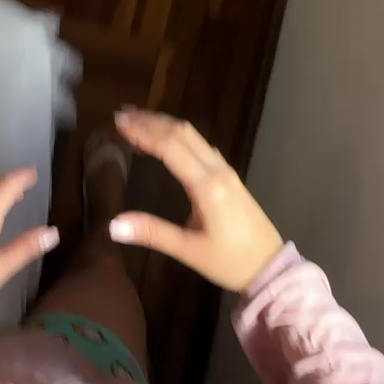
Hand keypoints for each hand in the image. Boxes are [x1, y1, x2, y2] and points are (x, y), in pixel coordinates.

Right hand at [108, 109, 284, 292]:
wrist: (270, 268)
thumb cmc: (230, 261)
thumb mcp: (188, 250)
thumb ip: (152, 233)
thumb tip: (113, 225)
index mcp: (206, 186)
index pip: (170, 147)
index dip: (143, 132)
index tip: (119, 123)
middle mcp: (217, 170)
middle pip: (182, 133)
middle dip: (151, 121)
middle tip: (121, 116)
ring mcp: (225, 171)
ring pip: (193, 136)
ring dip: (164, 125)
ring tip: (137, 121)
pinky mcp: (228, 177)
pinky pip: (200, 146)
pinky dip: (177, 136)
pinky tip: (165, 140)